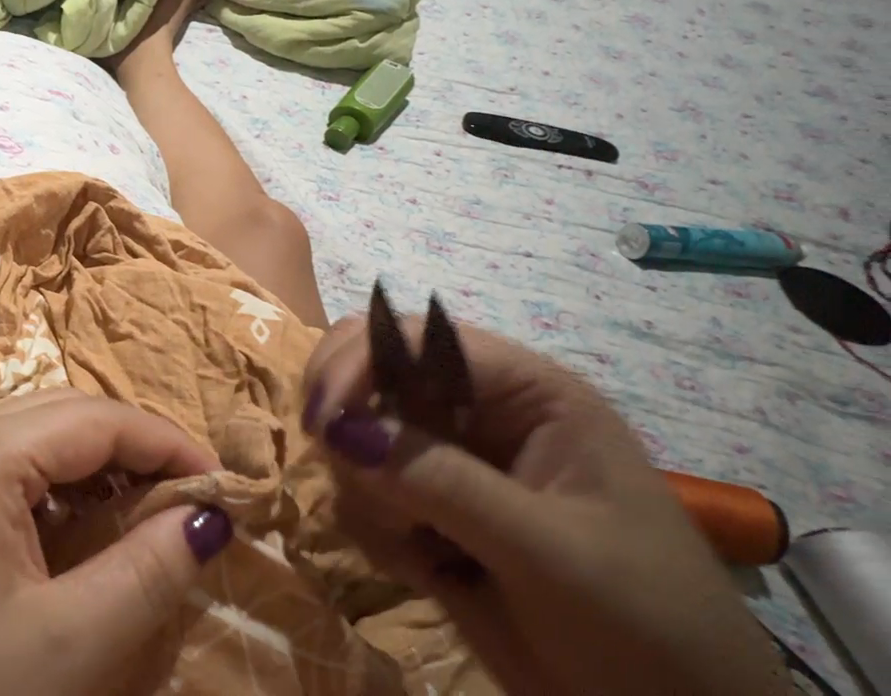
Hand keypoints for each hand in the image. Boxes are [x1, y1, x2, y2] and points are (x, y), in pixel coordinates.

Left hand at [0, 390, 231, 695]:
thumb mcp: (67, 643)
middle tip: (194, 499)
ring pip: (36, 439)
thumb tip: (209, 516)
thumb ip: (146, 572)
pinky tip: (83, 531)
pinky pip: (7, 470)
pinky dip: (58, 488)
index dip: (169, 443)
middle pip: (66, 415)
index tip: (228, 488)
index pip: (98, 418)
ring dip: (98, 465)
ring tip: (150, 514)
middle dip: (135, 447)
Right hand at [303, 309, 789, 695]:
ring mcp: (448, 463)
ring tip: (416, 545)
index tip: (322, 421)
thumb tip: (339, 432)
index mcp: (528, 394)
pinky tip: (418, 567)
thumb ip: (442, 484)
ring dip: (365, 489)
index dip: (359, 362)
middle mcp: (478, 414)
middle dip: (351, 422)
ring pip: (355, 436)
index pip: (419, 338)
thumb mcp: (548, 551)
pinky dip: (370, 525)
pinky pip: (359, 490)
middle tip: (346, 471)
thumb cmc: (643, 625)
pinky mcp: (424, 510)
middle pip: (370, 373)